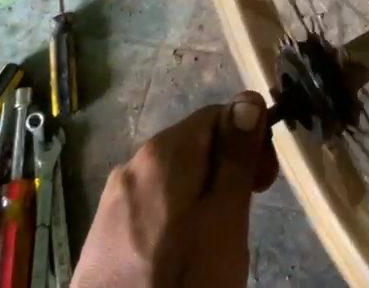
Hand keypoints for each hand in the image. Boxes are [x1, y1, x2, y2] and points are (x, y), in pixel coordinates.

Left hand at [73, 91, 279, 287]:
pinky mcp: (104, 233)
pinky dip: (177, 218)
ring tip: (214, 242)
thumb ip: (237, 157)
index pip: (220, 114)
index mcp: (162, 152)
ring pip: (175, 178)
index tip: (263, 185)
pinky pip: (153, 205)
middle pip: (196, 144)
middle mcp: (132, 164)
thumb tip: (248, 99)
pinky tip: (181, 256)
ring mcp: (114, 200)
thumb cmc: (183, 282)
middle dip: (227, 170)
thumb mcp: (225, 218)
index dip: (250, 141)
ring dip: (203, 196)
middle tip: (243, 216)